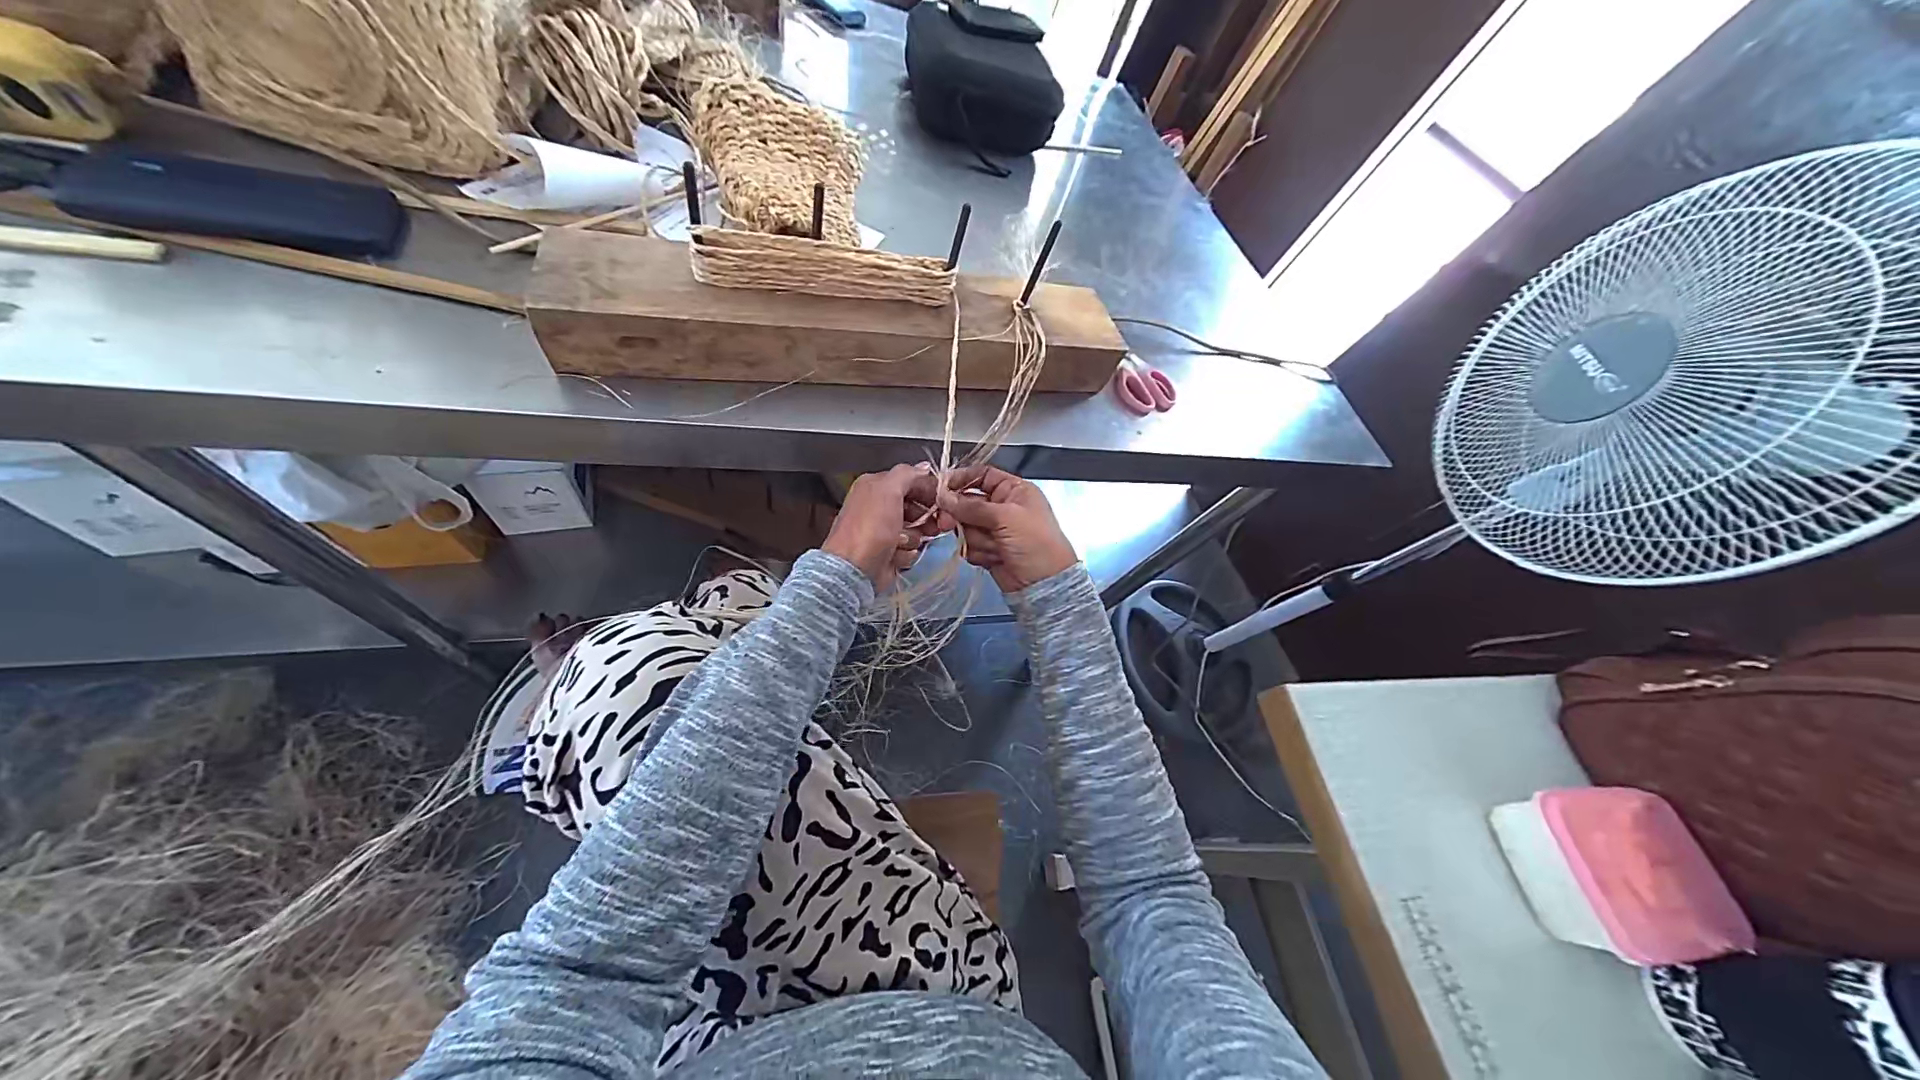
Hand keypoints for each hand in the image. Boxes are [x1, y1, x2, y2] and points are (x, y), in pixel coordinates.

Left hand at [822, 463, 943, 588]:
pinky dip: (905, 553)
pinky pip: (909, 550)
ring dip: (913, 537)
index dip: (929, 490)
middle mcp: (879, 507)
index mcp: (875, 487)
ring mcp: (884, 532)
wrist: (854, 570)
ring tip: (901, 541)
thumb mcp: (888, 490)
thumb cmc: (870, 528)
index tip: (943, 500)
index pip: (911, 481)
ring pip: (916, 530)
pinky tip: (894, 555)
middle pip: (917, 507)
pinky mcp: (889, 553)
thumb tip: (924, 467)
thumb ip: (907, 474)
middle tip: (935, 524)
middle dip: (926, 516)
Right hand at [936, 465, 1076, 592]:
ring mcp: (994, 529)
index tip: (939, 489)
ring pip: (965, 526)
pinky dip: (978, 552)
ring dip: (976, 539)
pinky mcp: (988, 549)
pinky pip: (968, 545)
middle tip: (947, 523)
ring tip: (995, 547)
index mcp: (1013, 490)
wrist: (1044, 583)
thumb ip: (972, 506)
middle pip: (966, 502)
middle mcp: (1002, 507)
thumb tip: (943, 496)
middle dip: (960, 516)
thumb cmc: (1036, 543)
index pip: (981, 476)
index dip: (960, 480)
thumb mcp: (1006, 517)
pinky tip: (994, 558)